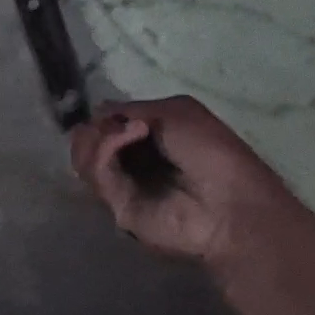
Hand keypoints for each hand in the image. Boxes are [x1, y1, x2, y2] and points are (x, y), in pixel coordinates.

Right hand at [70, 97, 314, 262]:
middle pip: (87, 139)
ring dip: (100, 134)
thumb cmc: (213, 152)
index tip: (114, 111)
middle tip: (118, 123)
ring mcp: (121, 185)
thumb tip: (97, 114)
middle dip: (96, 125)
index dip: (103, 114)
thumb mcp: (177, 110)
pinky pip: (96, 171)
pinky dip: (105, 147)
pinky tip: (128, 136)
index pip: (105, 124)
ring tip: (128, 130)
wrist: (230, 204)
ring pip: (83, 155)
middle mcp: (130, 162)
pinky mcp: (115, 206)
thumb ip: (131, 108)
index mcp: (146, 140)